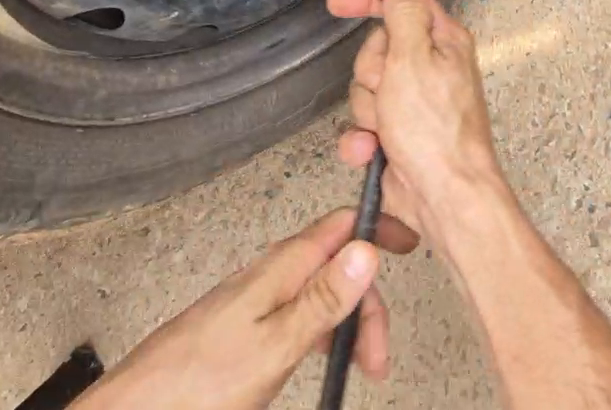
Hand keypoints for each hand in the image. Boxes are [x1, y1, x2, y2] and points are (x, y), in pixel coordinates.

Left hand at [70, 208, 417, 409]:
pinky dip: (321, 331)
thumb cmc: (199, 385)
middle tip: (378, 356)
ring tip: (357, 366)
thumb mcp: (275, 345)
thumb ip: (323, 298)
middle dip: (367, 301)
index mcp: (281, 267)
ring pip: (318, 290)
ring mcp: (255, 297)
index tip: (411, 245)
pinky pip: (297, 312)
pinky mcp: (243, 323)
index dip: (378, 228)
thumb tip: (366, 249)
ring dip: (346, 321)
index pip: (342, 225)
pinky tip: (320, 358)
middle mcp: (270, 272)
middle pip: (336, 263)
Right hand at [327, 0, 512, 251]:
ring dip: (367, 111)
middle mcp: (431, 67)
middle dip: (370, 73)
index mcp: (443, 42)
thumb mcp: (413, 59)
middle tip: (388, 91)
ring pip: (365, 89)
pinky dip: (363, 139)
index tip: (337, 4)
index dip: (369, 2)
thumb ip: (405, 13)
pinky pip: (363, 124)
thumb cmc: (436, 130)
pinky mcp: (398, 133)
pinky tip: (374, 151)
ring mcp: (414, 102)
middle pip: (376, 50)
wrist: (444, 196)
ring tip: (388, 128)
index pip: (401, 4)